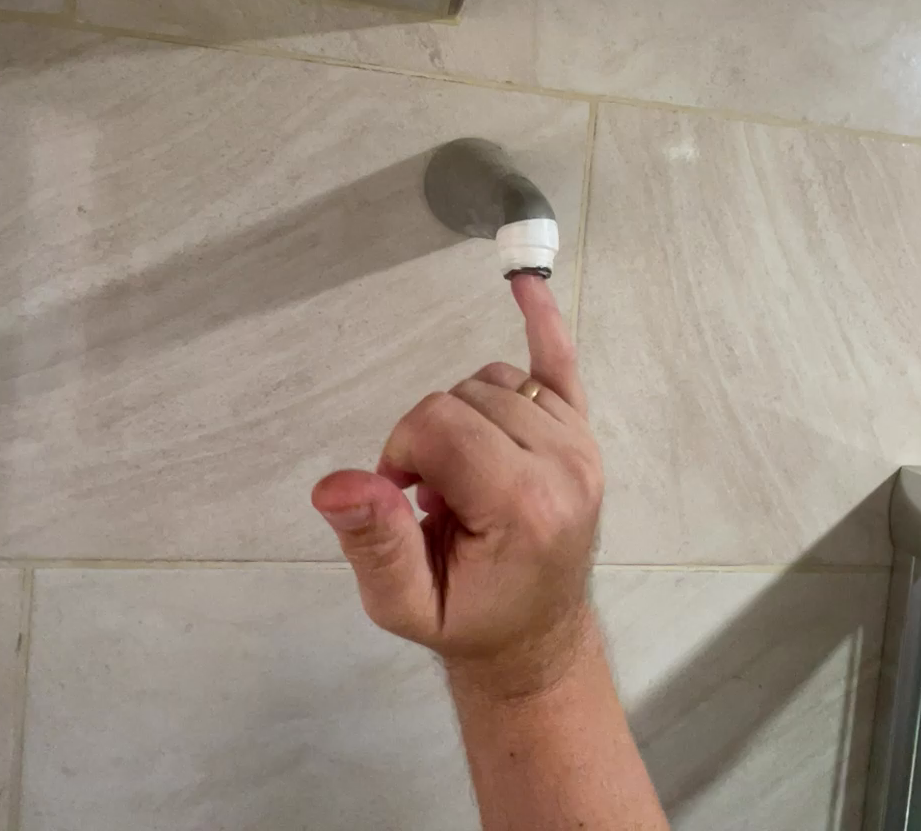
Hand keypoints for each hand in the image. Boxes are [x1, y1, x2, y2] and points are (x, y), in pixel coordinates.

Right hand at [310, 274, 602, 700]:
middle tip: (431, 496)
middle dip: (428, 438)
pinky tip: (525, 285)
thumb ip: (374, 542)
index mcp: (524, 505)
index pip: (438, 423)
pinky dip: (540, 322)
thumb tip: (337, 484)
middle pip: (462, 396)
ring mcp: (580, 442)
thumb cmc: (469, 620)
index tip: (402, 495)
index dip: (402, 450)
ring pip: (491, 380)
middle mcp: (564, 463)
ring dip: (461, 415)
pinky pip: (558, 362)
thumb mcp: (404, 605)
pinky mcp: (582, 431)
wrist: (536, 635)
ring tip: (461, 475)